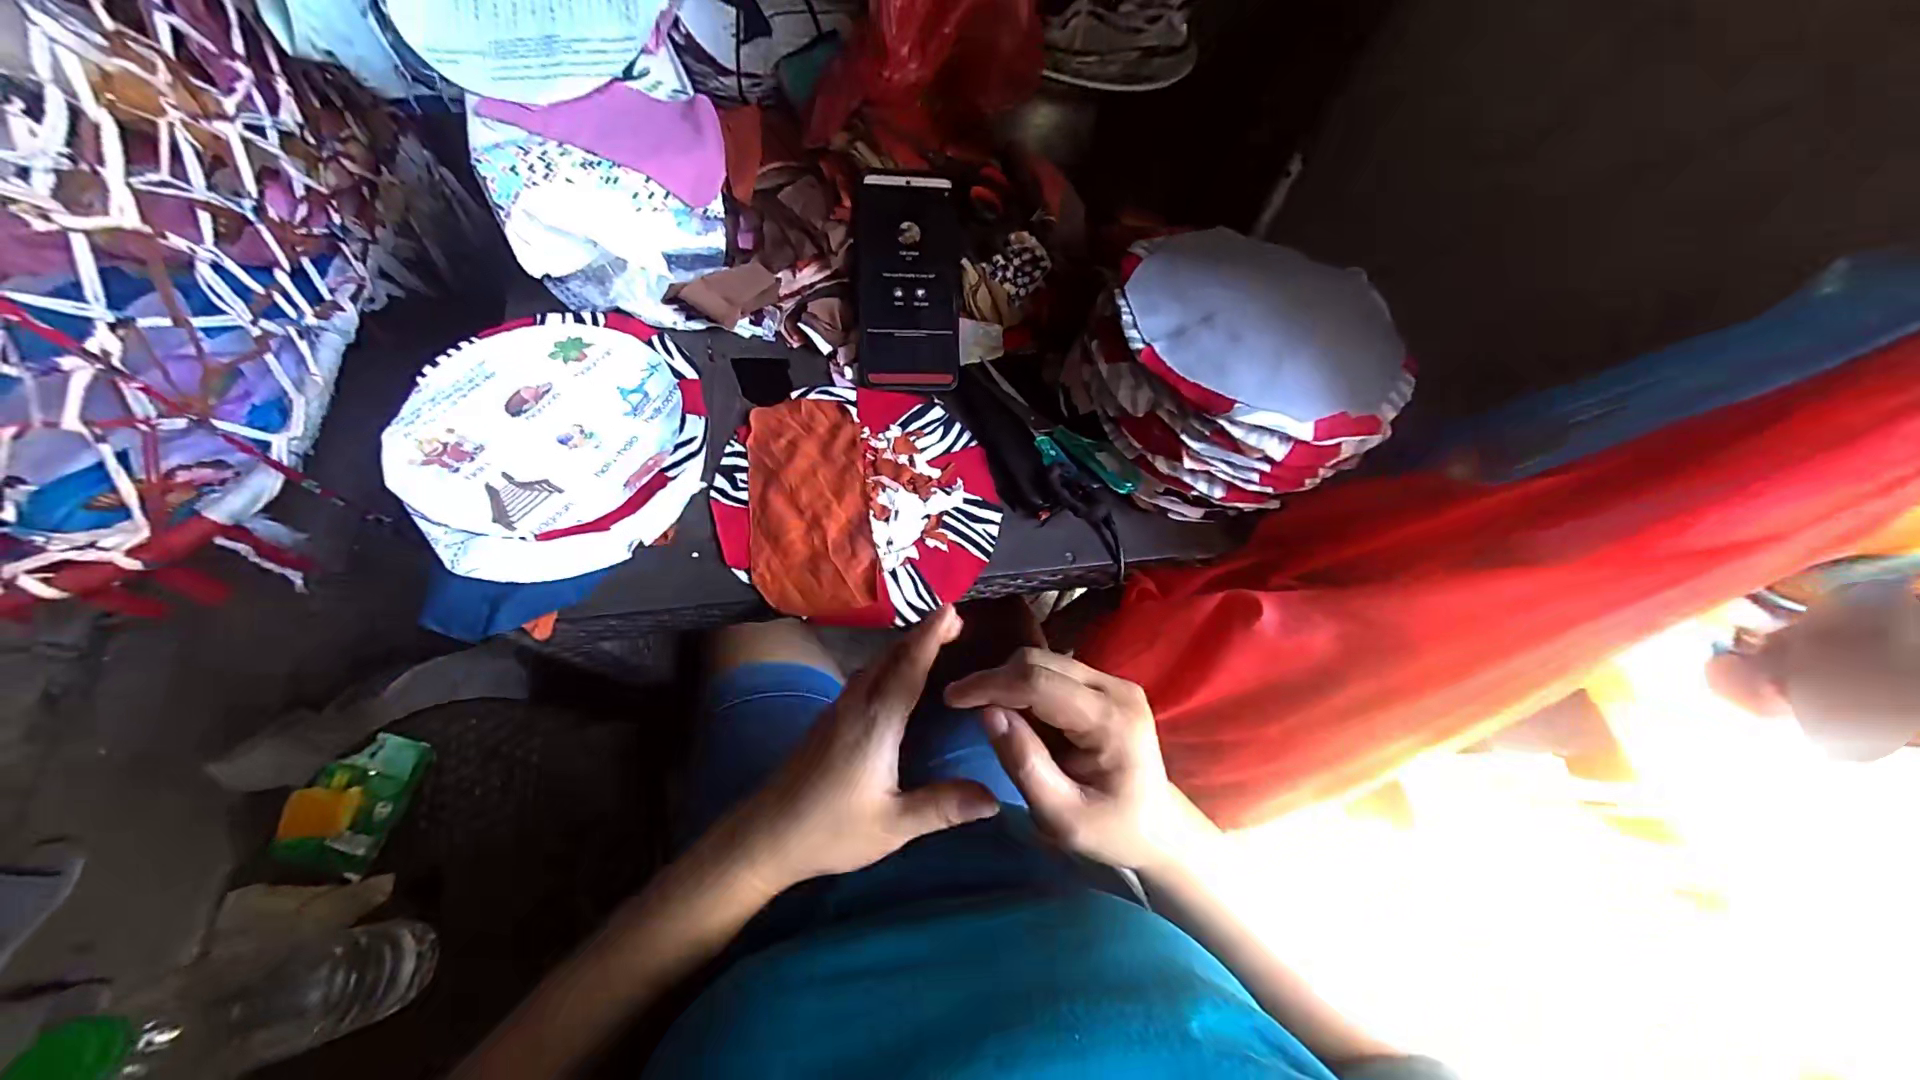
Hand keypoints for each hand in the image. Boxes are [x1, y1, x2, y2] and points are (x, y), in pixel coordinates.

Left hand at [722, 606, 1000, 891]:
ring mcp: (838, 709)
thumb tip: (994, 798)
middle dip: (922, 633)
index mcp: (877, 721)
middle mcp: (856, 704)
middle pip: (891, 656)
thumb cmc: (829, 829)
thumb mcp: (893, 825)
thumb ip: (943, 806)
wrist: (765, 834)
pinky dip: (888, 664)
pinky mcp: (828, 720)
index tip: (951, 609)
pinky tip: (895, 678)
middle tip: (953, 621)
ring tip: (931, 642)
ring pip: (875, 664)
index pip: (908, 666)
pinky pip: (865, 677)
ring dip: (903, 647)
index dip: (931, 635)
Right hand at [945, 648, 1215, 871]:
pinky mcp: (1105, 685)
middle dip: (996, 679)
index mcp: (1112, 720)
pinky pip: (1054, 670)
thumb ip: (1025, 764)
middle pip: (1040, 661)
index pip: (1038, 682)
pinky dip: (1025, 684)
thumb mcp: (1062, 817)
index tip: (951, 698)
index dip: (990, 684)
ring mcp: (1114, 682)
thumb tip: (986, 714)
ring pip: (1044, 660)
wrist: (1159, 828)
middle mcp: (1116, 688)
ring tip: (985, 710)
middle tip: (963, 707)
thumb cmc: (1112, 831)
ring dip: (1009, 680)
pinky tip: (1013, 710)